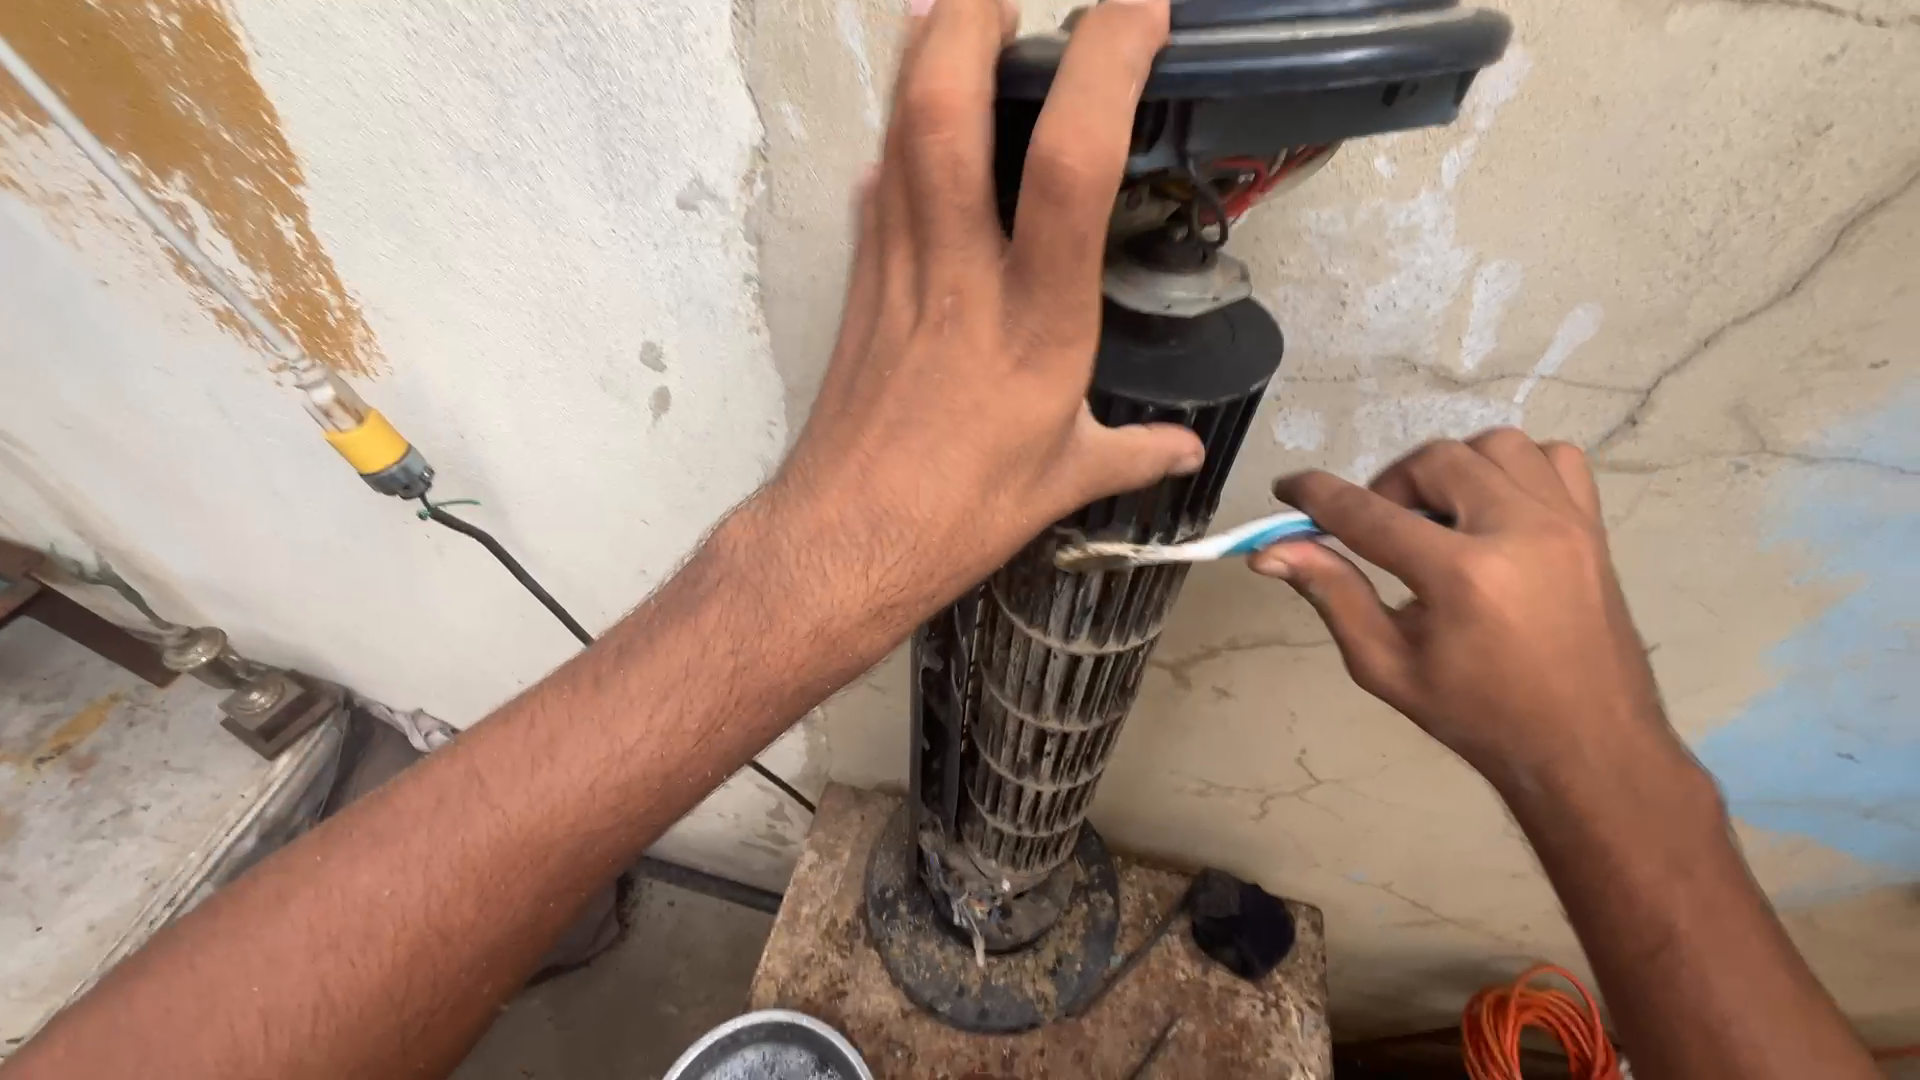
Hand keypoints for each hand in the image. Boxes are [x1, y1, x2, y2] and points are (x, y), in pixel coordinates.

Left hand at [768, 0, 1203, 616]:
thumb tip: (1183, 449)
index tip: (1139, 9)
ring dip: (924, 56)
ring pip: (899, 136)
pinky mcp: (857, 290)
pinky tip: (907, 142)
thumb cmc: (960, 515)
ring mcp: (896, 275)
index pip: (1073, 166)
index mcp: (1037, 324)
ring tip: (955, 11)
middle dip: (971, 17)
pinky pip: (874, 196)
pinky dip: (894, 151)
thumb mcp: (1064, 483)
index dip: (1106, 65)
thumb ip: (1133, 452)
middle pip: (947, 112)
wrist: (847, 540)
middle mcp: (961, 277)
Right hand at [1252, 429, 1682, 793]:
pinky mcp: (1595, 527)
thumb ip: (1330, 594)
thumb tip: (1270, 553)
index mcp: (1463, 576)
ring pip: (1494, 446)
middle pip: (1434, 461)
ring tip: (1433, 517)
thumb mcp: (1384, 664)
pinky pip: (1553, 457)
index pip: (1368, 513)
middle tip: (1375, 531)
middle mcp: (1521, 532)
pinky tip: (1489, 509)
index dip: (1315, 495)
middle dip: (1387, 486)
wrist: (1589, 748)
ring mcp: (1568, 523)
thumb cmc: (1476, 715)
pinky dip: (1511, 468)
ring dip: (1448, 470)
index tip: (1286, 489)